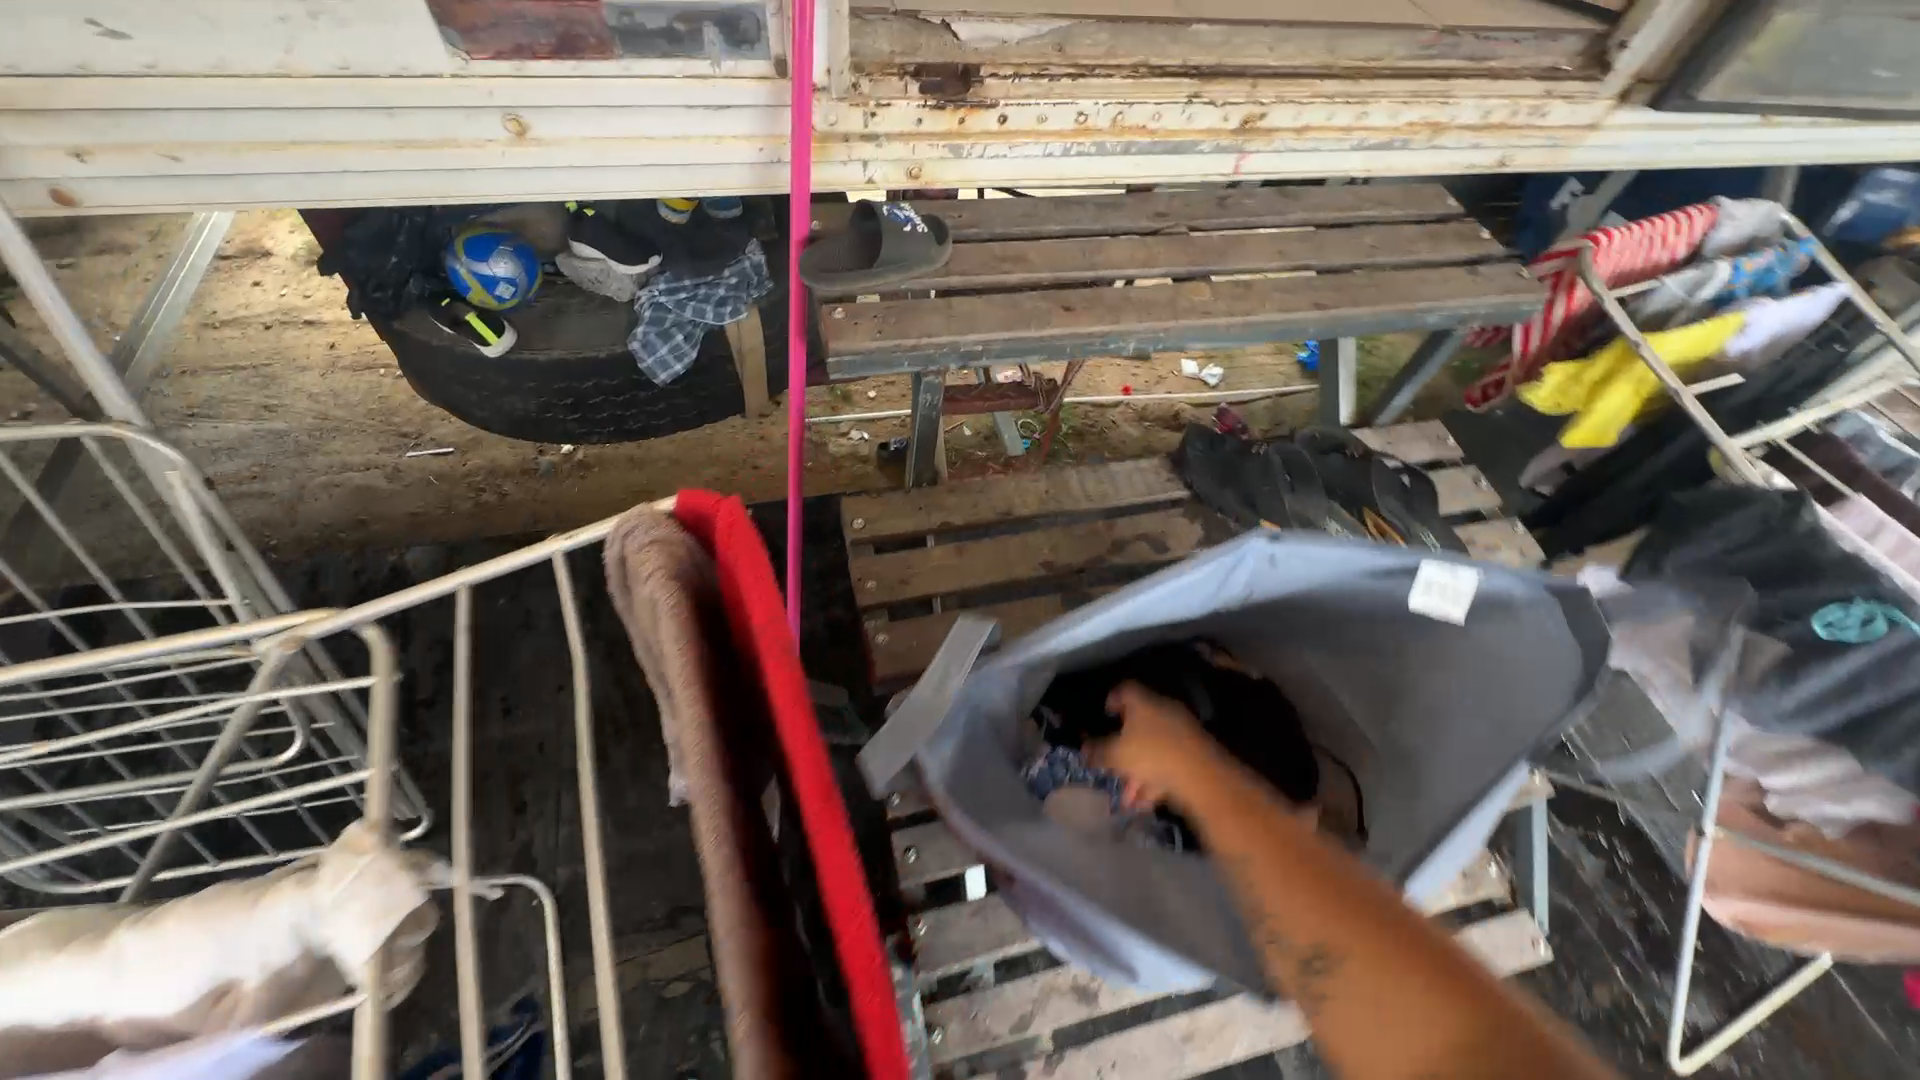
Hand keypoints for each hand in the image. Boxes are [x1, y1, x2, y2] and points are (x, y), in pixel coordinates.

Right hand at [1087, 680, 1227, 809]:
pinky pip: (1168, 763)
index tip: (1104, 714)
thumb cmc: (1152, 755)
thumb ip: (1098, 752)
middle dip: (1123, 748)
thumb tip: (1084, 749)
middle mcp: (1164, 711)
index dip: (1112, 700)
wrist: (1203, 775)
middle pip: (1139, 724)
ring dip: (1138, 772)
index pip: (1125, 690)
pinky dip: (1155, 780)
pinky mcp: (1195, 753)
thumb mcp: (1116, 756)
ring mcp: (1182, 732)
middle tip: (1111, 764)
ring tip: (1127, 798)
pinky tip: (1144, 803)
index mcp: (1144, 703)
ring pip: (1154, 749)